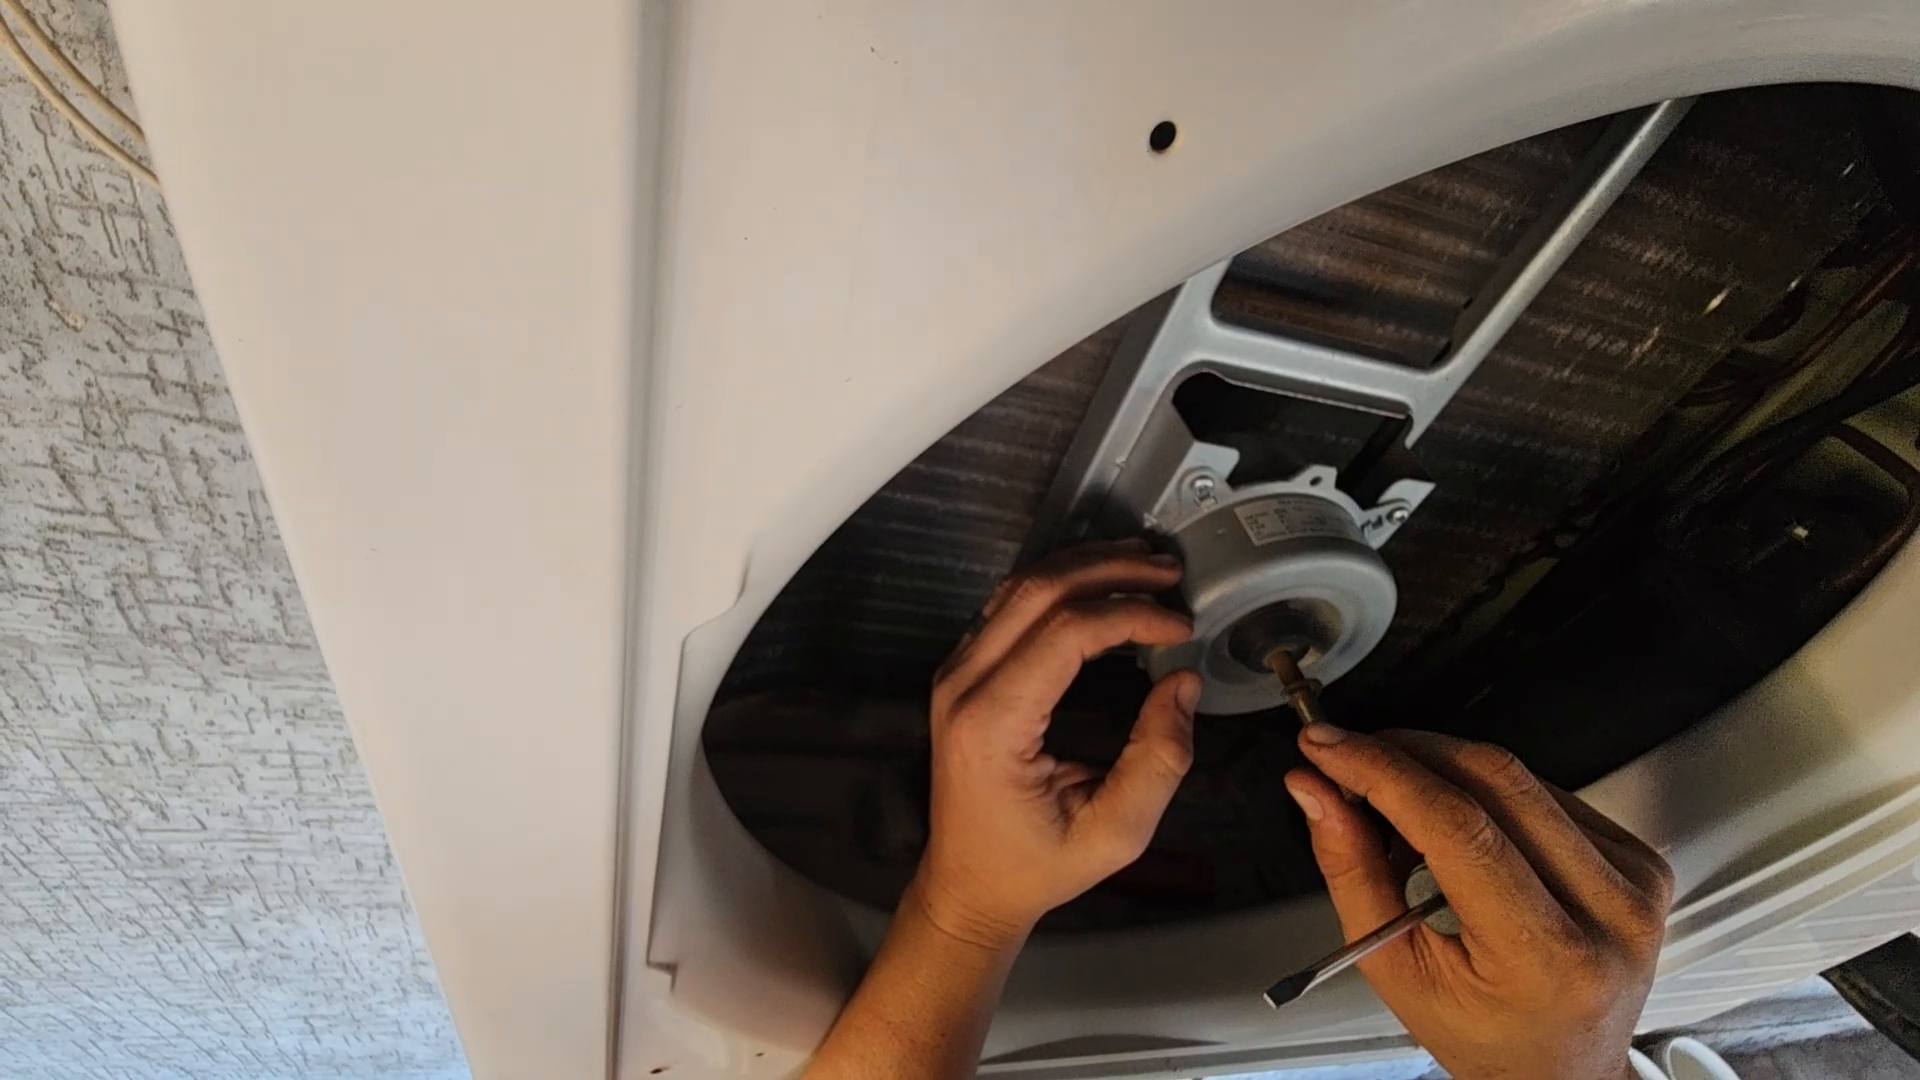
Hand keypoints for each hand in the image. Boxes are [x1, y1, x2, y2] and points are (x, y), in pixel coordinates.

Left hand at [913, 539, 1202, 949]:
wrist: (967, 881)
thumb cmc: (1035, 866)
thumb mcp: (1114, 834)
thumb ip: (1158, 760)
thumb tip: (1182, 682)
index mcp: (994, 723)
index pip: (1064, 633)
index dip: (1129, 615)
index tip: (1181, 625)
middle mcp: (964, 683)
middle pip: (1038, 592)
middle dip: (1110, 570)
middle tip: (1169, 571)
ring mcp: (955, 670)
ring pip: (1019, 587)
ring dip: (1083, 566)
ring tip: (1142, 563)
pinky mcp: (961, 669)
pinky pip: (1007, 605)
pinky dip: (1057, 583)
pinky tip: (1098, 582)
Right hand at [1285, 726, 1671, 1079]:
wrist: (1562, 1068)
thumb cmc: (1481, 1033)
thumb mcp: (1390, 965)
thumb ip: (1348, 869)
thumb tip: (1314, 791)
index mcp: (1547, 958)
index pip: (1456, 827)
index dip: (1380, 770)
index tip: (1325, 746)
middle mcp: (1607, 913)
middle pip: (1488, 778)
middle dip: (1397, 750)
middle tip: (1340, 756)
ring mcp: (1631, 880)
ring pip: (1506, 772)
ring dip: (1426, 760)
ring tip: (1387, 798)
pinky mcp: (1634, 855)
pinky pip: (1530, 784)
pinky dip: (1466, 779)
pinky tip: (1440, 812)